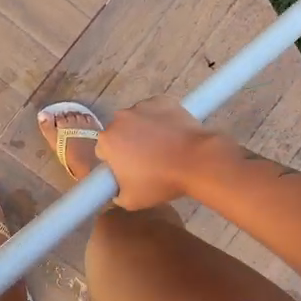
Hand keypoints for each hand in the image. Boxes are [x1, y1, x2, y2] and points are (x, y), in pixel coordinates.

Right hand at [96, 96, 233, 208]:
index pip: (103, 152)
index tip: (129, 171)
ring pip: (137, 120)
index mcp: (108, 140)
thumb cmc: (160, 181)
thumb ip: (116, 194)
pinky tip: (172, 133)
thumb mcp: (131, 201)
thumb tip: (117, 190)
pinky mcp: (163, 100)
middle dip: (128, 143)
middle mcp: (120, 118)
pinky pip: (156, 110)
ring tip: (163, 146)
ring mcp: (142, 105)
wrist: (196, 160)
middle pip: (119, 132)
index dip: (115, 163)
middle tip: (147, 159)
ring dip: (144, 130)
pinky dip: (161, 119)